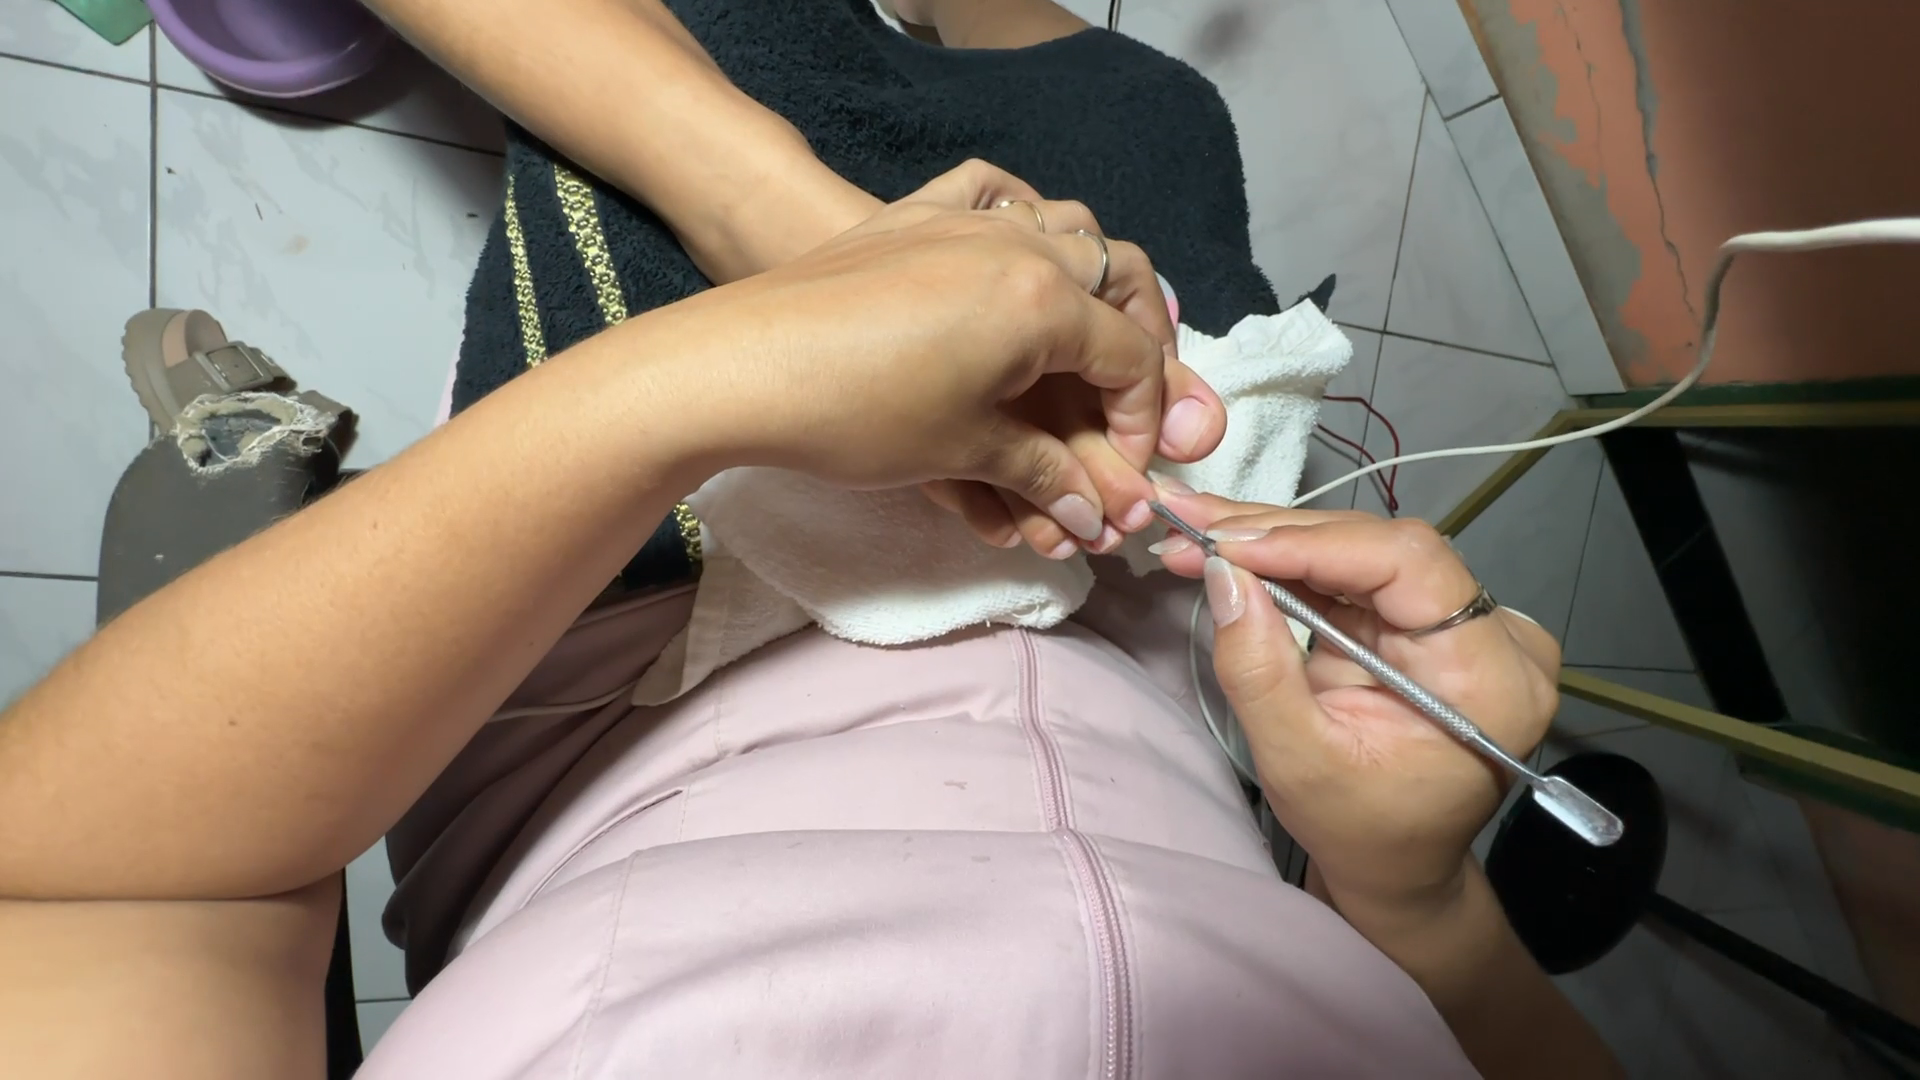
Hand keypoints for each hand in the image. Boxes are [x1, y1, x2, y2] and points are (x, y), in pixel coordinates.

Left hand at [671, 161, 1200, 539]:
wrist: (738, 368)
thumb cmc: (861, 415)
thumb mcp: (963, 450)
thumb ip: (1043, 476)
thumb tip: (1093, 517)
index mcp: (1045, 301)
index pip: (1132, 360)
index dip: (1143, 423)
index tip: (1125, 473)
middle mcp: (1020, 243)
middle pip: (1119, 281)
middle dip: (1135, 348)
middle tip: (1122, 402)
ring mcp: (965, 218)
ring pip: (1064, 227)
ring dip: (1089, 281)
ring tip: (1082, 333)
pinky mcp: (914, 214)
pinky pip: (989, 193)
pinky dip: (1016, 215)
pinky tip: (1010, 249)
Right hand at [1149, 489, 1560, 919]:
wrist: (1393, 855)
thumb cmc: (1356, 826)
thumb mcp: (1296, 759)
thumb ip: (1258, 667)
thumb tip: (1223, 573)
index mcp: (1487, 676)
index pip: (1406, 565)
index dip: (1311, 544)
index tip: (1224, 546)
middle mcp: (1486, 630)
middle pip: (1373, 546)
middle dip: (1270, 534)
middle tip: (1186, 525)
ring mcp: (1452, 617)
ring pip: (1351, 546)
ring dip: (1263, 537)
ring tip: (1190, 526)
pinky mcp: (1414, 614)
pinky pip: (1341, 567)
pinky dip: (1276, 556)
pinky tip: (1222, 543)